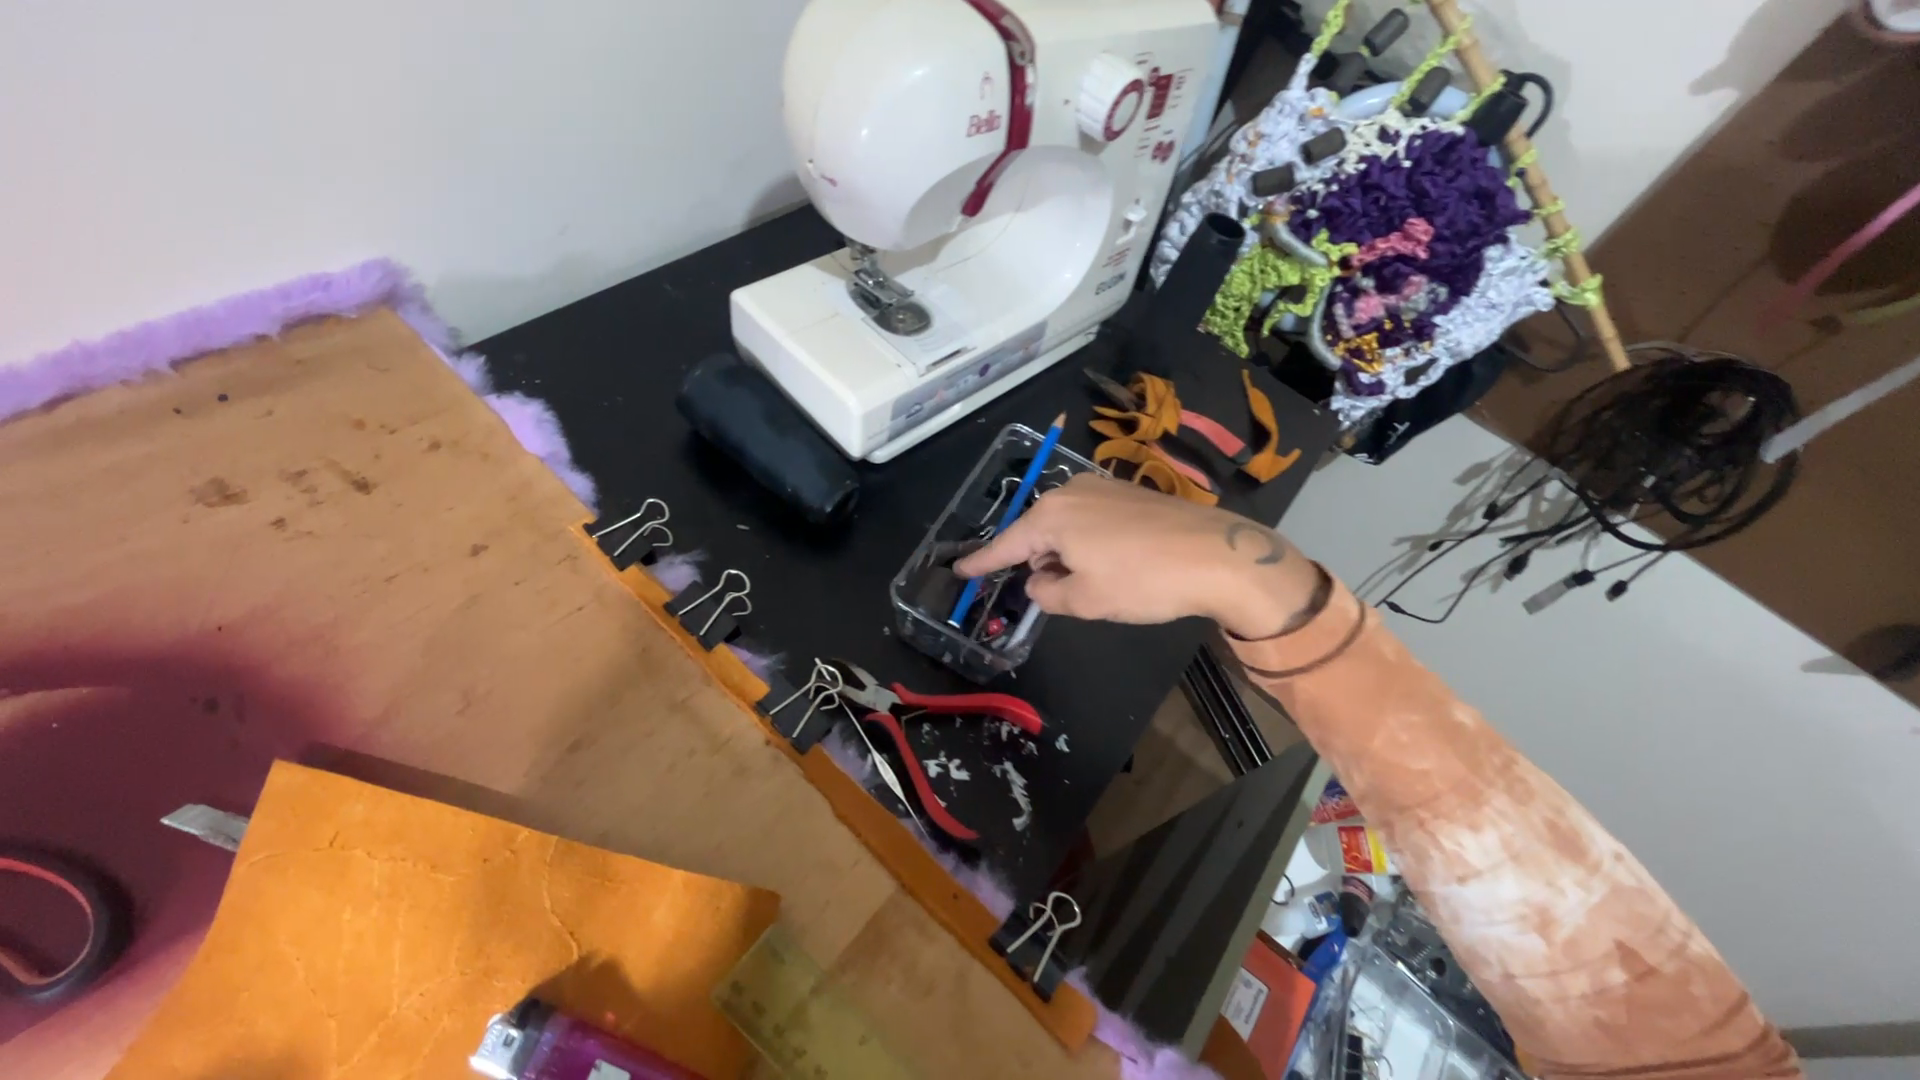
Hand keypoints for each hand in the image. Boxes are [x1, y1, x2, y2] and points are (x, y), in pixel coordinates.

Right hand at [954, 474, 1327, 638]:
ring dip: (1065, 555)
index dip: (982, 563)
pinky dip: (1088, 544)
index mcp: (1052, 516)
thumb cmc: (1143, 580)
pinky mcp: (1130, 494)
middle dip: (1035, 563)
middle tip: (1048, 594)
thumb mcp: (1086, 600)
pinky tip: (1111, 566)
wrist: (1219, 556)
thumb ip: (1047, 594)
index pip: (1006, 545)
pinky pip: (1091, 520)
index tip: (959, 571)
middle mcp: (1072, 492)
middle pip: (1036, 533)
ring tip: (1089, 585)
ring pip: (1066, 527)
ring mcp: (1103, 488)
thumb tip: (1039, 583)